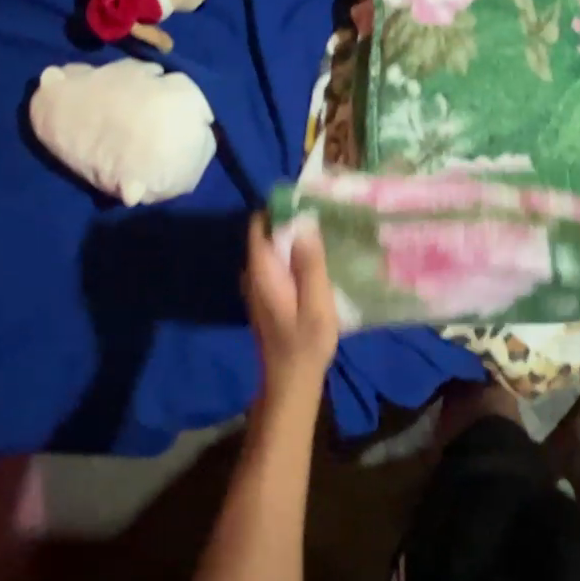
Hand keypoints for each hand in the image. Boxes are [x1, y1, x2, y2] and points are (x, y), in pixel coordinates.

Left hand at [244, 214, 340, 401]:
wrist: (291, 382)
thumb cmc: (305, 343)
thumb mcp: (316, 301)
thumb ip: (309, 262)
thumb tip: (304, 223)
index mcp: (262, 270)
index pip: (259, 224)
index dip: (281, 207)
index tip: (309, 198)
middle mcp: (253, 273)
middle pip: (267, 233)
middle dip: (292, 220)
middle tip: (325, 212)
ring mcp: (258, 285)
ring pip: (273, 248)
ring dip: (294, 238)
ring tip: (326, 231)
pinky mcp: (267, 295)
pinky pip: (277, 263)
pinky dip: (293, 256)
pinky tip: (318, 259)